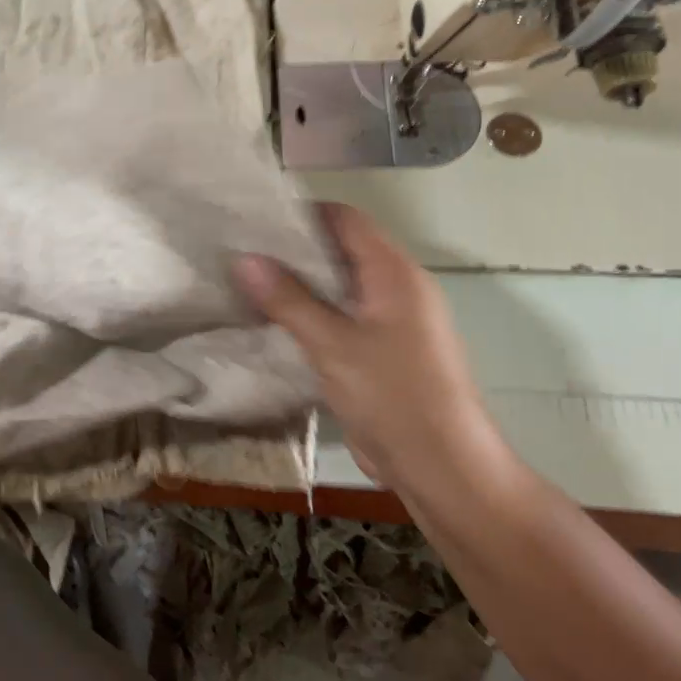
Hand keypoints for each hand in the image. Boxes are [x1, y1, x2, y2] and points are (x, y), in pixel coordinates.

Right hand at [234, 203, 509, 492]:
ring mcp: (391, 323)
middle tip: (238, 252)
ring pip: (337, 288)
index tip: (252, 219)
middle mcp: (396, 289)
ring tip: (244, 285)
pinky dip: (308, 316)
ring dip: (296, 286)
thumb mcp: (331, 344)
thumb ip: (287, 299)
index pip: (345, 219)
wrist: (441, 466)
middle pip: (340, 251)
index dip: (301, 213)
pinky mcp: (381, 353)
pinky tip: (270, 326)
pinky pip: (340, 320)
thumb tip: (244, 259)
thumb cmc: (392, 395)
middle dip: (291, 251)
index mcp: (394, 274)